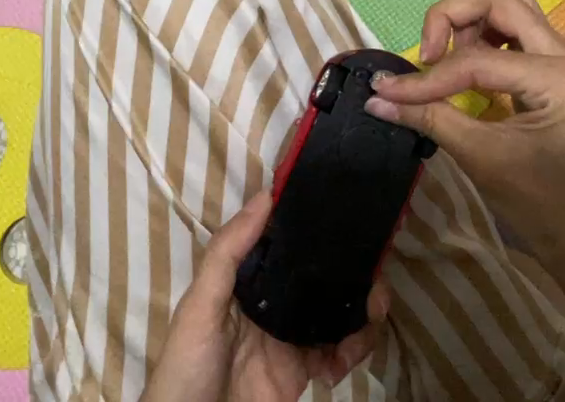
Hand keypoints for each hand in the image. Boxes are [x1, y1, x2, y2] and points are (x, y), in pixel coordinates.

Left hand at [143, 192, 387, 401]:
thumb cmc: (189, 363)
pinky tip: (340, 366)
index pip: (291, 242)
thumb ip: (228, 251)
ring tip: (367, 327)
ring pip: (339, 311)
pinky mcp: (302, 370)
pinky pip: (338, 352)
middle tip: (375, 290)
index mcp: (249, 276)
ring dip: (361, 317)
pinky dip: (350, 354)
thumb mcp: (200, 303)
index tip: (352, 219)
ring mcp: (291, 335)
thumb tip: (266, 195)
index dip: (320, 230)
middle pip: (324, 276)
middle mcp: (274, 298)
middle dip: (357, 278)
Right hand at [364, 0, 564, 277]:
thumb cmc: (541, 205)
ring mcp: (561, 56)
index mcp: (557, 77)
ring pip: (508, 2)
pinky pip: (512, 26)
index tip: (386, 92)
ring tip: (446, 57)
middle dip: (452, 16)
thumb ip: (429, 118)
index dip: (428, 76)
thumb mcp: (482, 159)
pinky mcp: (550, 66)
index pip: (477, 59)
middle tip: (427, 56)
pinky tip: (463, 64)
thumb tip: (376, 96)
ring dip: (469, 18)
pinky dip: (481, 32)